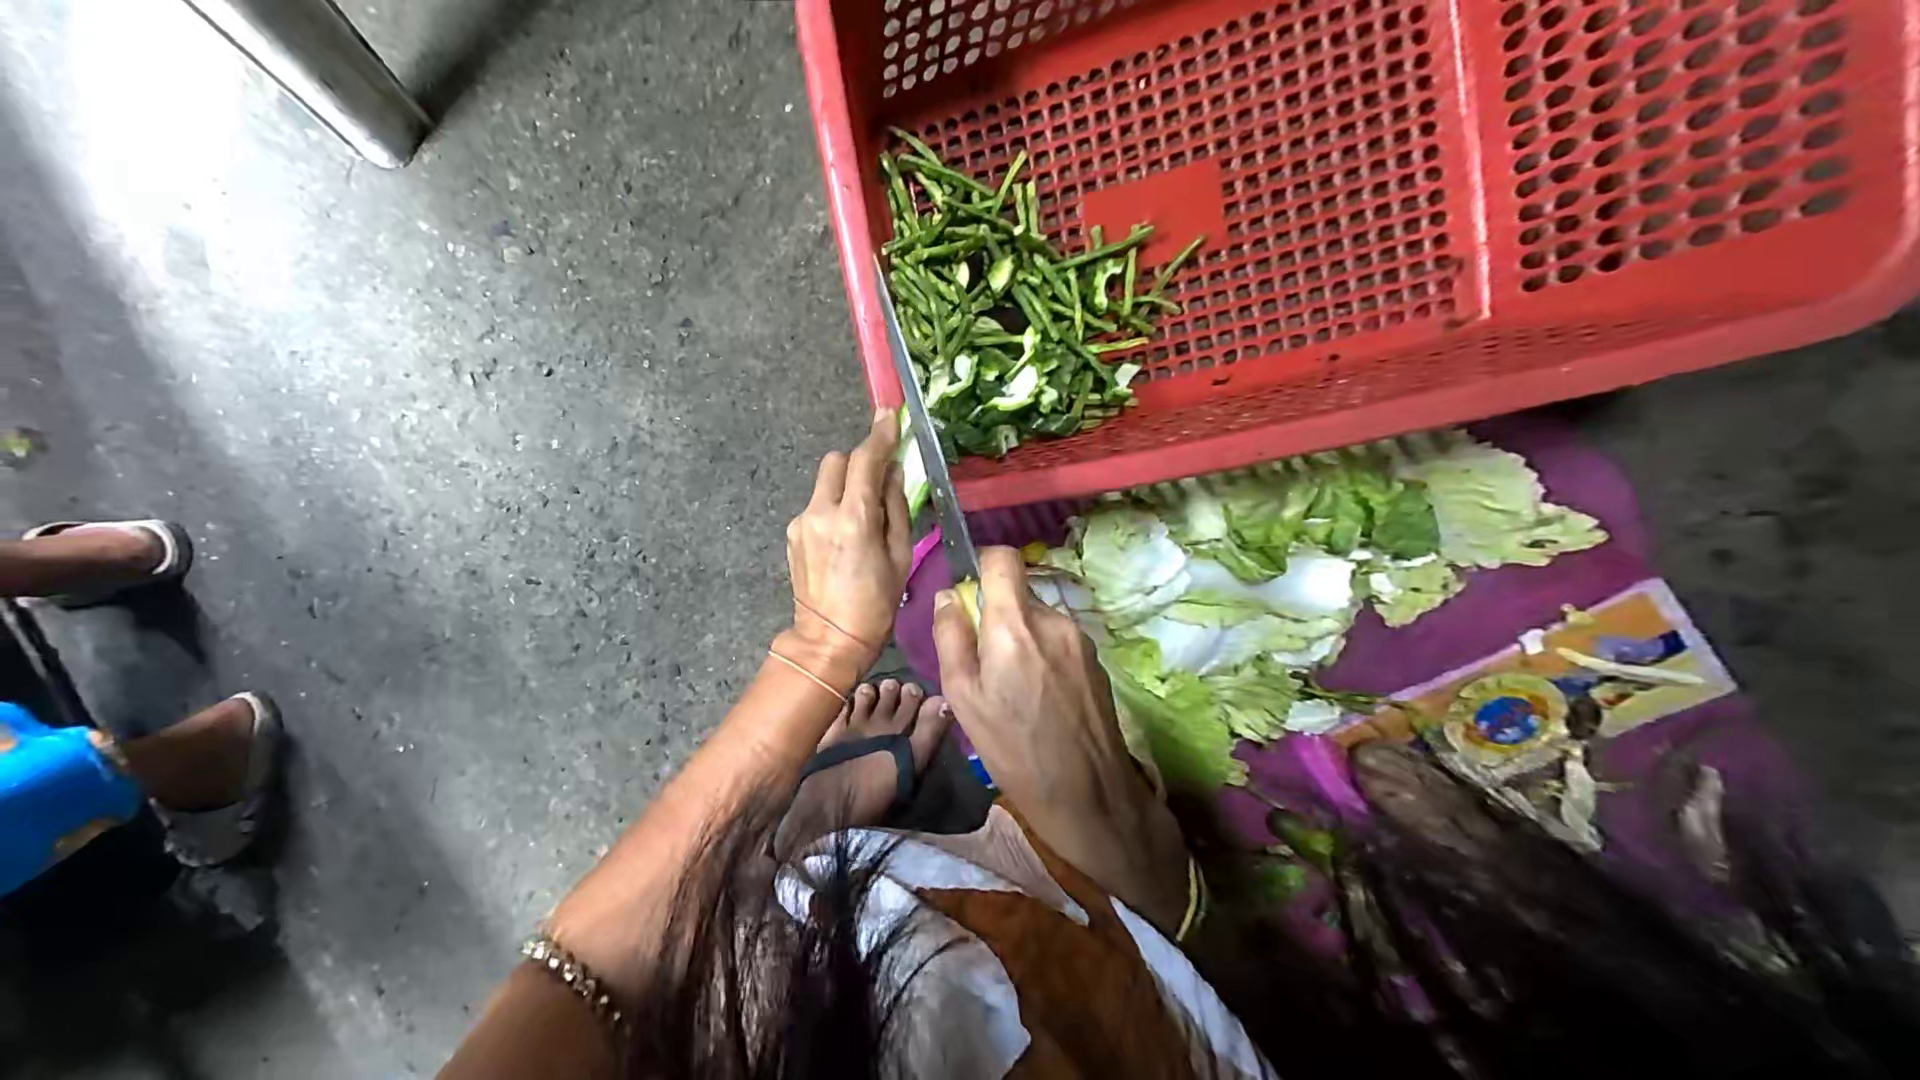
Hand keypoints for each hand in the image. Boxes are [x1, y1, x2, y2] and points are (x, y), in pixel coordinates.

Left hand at [782, 407, 912, 686]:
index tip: (889, 416)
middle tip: (879, 481)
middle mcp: (820, 513)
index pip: (865, 461)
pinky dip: (833, 507)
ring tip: (862, 519)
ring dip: (846, 486)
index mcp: (853, 520)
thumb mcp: (900, 556)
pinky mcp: (792, 534)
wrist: (828, 639)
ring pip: (825, 482)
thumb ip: (896, 508)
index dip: (879, 436)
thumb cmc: (876, 604)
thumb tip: (893, 473)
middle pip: (837, 461)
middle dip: (859, 461)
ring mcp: (801, 523)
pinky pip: (817, 505)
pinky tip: (844, 538)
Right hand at [932, 547, 1191, 932]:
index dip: (982, 565)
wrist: (1088, 792)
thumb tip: (948, 595)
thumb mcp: (963, 698)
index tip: (971, 596)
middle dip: (998, 615)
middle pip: (1019, 592)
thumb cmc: (1013, 749)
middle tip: (986, 662)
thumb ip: (951, 637)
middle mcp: (1053, 620)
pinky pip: (1060, 639)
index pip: (1003, 558)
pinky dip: (1044, 653)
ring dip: (1022, 637)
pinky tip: (1042, 695)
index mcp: (1015, 624)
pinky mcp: (1096, 658)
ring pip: (1039, 618)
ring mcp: (1080, 638)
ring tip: (1016, 687)